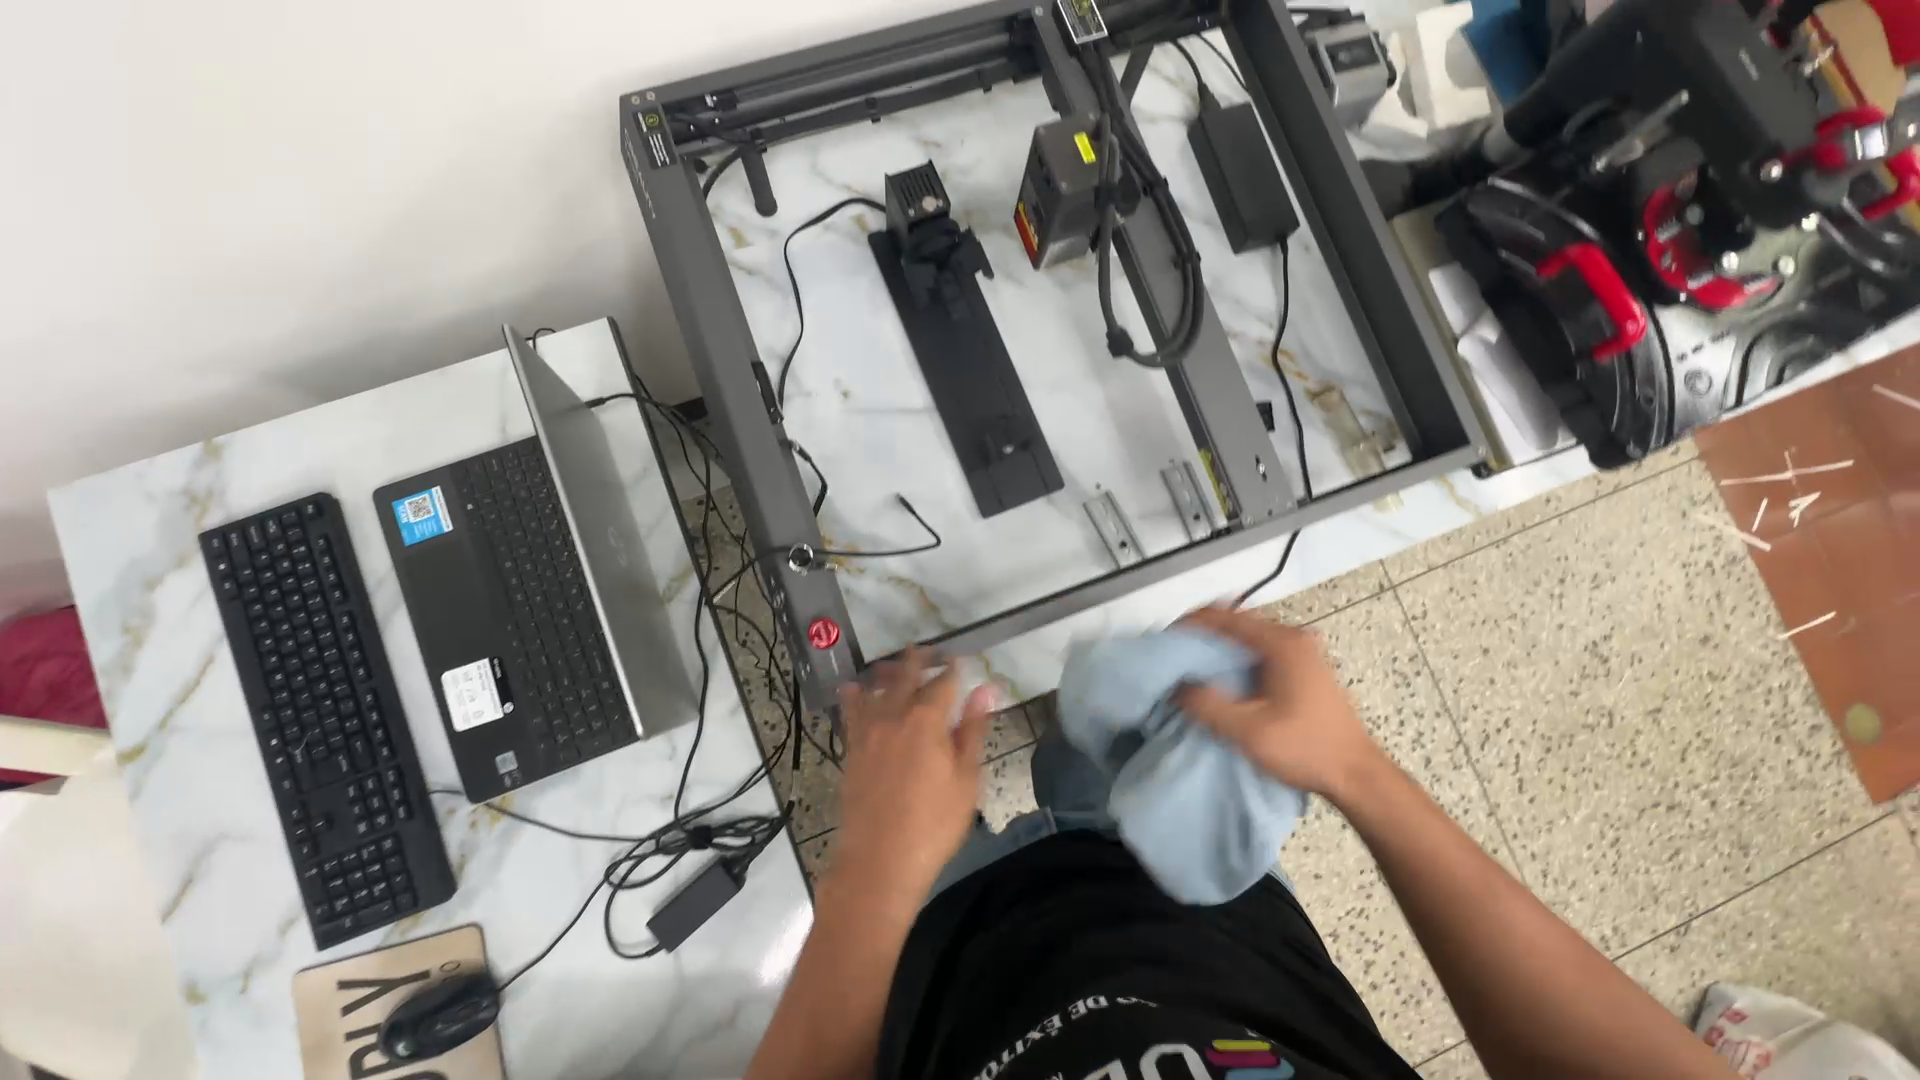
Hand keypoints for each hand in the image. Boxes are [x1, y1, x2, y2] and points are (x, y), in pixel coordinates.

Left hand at [828, 649, 994, 905]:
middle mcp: (894, 717)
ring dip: (886, 673)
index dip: (952, 669)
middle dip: (917, 661)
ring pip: (875, 691)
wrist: (880, 861)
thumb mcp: (966, 779)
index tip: (958, 657)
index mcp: (928, 721)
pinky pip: (850, 713)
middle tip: (924, 648)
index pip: (943, 684)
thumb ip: (972, 730)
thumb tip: (986, 690)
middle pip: (906, 679)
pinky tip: (852, 689)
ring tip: (892, 663)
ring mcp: (868, 734)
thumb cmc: (934, 824)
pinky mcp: (851, 752)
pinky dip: (853, 697)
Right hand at [1175, 607, 1388, 801]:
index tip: (1163, 641)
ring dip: (1219, 649)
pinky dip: (1236, 660)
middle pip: (1237, 623)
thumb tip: (1176, 685)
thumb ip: (1207, 704)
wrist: (1357, 776)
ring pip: (1248, 639)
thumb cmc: (1306, 749)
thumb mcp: (1248, 730)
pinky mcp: (1304, 670)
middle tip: (1173, 656)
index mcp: (1281, 643)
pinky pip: (1260, 653)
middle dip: (1202, 636)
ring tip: (1190, 669)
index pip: (1224, 617)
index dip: (1189, 625)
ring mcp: (1302, 653)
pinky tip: (1221, 681)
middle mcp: (1294, 638)